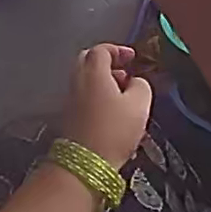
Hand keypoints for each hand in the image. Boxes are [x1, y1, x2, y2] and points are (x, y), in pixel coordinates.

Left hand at [58, 44, 152, 168]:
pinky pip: (83, 92)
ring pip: (85, 77)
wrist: (85, 161)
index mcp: (93, 72)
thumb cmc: (114, 130)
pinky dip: (96, 91)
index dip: (118, 50)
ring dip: (103, 78)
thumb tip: (136, 81)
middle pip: (88, 60)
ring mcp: (70, 96)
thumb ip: (141, 86)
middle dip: (107, 61)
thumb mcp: (139, 106)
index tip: (132, 57)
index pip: (101, 50)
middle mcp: (78, 80)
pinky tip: (112, 107)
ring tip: (123, 90)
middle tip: (125, 71)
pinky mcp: (69, 112)